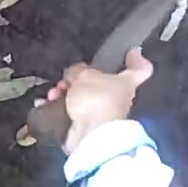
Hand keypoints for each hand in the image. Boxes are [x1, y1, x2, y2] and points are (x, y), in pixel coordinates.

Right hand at [40, 47, 154, 153]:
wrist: (90, 134)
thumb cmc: (96, 100)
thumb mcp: (85, 75)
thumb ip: (79, 70)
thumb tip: (75, 73)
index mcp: (126, 83)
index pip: (140, 69)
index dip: (136, 60)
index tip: (132, 51)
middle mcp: (116, 99)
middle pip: (98, 83)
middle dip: (78, 80)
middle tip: (66, 80)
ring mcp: (100, 114)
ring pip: (80, 98)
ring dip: (63, 94)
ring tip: (54, 94)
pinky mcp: (85, 127)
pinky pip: (69, 112)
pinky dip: (57, 108)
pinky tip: (47, 103)